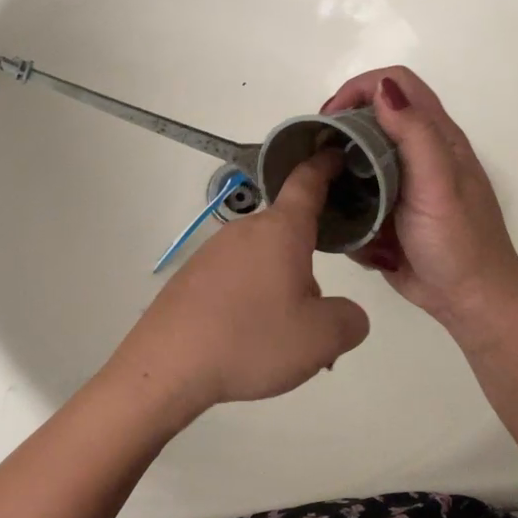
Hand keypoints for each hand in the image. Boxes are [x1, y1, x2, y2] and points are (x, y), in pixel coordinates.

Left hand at [102, 151, 371, 420]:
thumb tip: (343, 313)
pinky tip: (246, 342)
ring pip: (262, 263)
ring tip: (281, 341)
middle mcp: (245, 231)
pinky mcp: (191, 277)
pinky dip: (250, 303)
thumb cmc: (251, 340)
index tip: (337, 153)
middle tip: (318, 316)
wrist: (168, 365)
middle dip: (307, 266)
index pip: (307, 184)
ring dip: (279, 291)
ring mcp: (212, 252)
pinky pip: (235, 281)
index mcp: (281, 231)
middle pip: (287, 236)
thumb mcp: (322, 338)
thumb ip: (349, 319)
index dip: (325, 166)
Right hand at [321, 67, 517, 335]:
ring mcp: (402, 184)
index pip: (396, 84)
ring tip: (318, 186)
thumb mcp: (438, 184)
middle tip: (316, 154)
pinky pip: (356, 195)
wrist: (470, 303)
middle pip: (372, 117)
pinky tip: (336, 217)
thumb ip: (414, 135)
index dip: (360, 89)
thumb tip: (382, 88)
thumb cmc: (458, 242)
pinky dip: (343, 201)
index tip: (330, 119)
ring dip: (336, 167)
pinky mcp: (388, 213)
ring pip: (359, 157)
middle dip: (340, 128)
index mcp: (437, 138)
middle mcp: (419, 154)